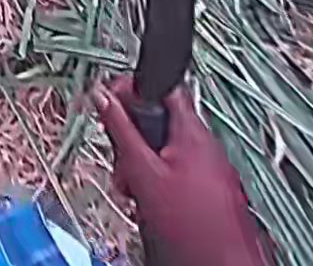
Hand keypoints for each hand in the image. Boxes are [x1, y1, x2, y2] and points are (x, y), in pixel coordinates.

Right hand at [94, 79, 270, 265]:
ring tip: (131, 182)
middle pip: (157, 118)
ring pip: (162, 146)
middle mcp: (205, 146)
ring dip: (139, 159)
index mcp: (192, 133)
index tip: (109, 99)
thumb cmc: (191, 226)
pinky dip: (155, 175)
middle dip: (130, 134)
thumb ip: (119, 127)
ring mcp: (210, 169)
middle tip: (118, 151)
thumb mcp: (142, 169)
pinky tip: (145, 195)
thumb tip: (101, 95)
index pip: (159, 86)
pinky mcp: (210, 190)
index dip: (130, 88)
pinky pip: (175, 168)